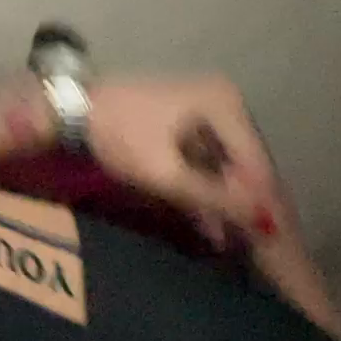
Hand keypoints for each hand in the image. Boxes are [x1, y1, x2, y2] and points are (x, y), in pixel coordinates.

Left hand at [85, 75, 283, 239]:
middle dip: (241, 204)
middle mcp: (223, 96)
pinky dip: (206, 183)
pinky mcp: (190, 114)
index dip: (258, 207)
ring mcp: (206, 103)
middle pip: (245, 162)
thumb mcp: (167, 174)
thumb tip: (266, 224)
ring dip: (223, 199)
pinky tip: (205, 219)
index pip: (257, 165)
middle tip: (241, 244)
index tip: (258, 243)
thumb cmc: (118, 134)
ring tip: (222, 239)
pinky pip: (208, 153)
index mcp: (224, 102)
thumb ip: (217, 198)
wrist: (74, 109)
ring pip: (226, 161)